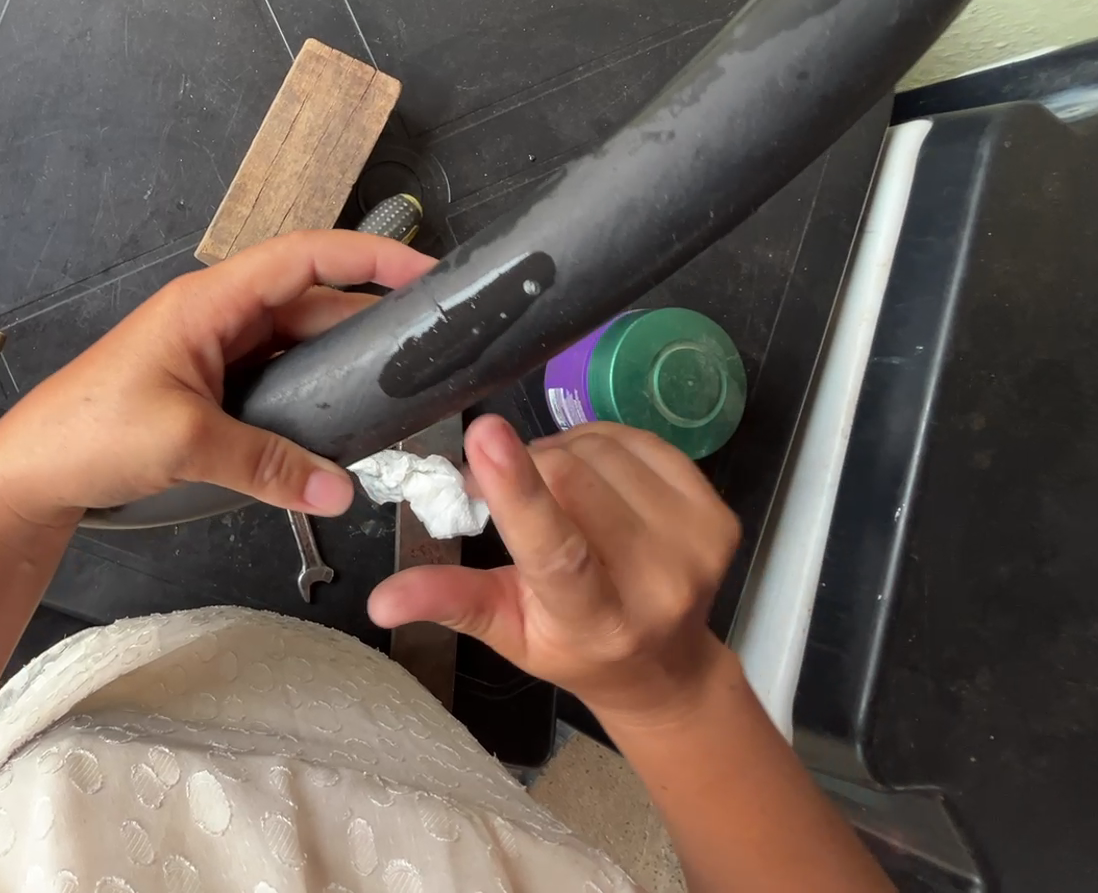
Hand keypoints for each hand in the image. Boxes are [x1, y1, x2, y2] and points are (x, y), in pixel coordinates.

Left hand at [0, 230, 436, 530]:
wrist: (35, 469)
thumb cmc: (91, 431)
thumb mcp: (185, 442)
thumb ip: (268, 464)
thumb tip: (339, 490)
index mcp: (209, 302)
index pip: (302, 257)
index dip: (368, 256)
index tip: (424, 272)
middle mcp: (217, 318)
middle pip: (308, 305)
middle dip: (367, 322)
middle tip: (425, 350)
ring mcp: (213, 354)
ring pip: (294, 348)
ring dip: (339, 367)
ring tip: (395, 390)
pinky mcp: (208, 389)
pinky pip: (273, 383)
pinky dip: (308, 399)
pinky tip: (337, 424)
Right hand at [368, 416, 740, 726]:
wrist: (663, 662)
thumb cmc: (569, 645)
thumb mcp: (503, 629)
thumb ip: (447, 602)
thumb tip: (380, 602)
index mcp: (592, 616)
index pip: (554, 548)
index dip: (517, 490)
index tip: (482, 435)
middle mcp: (657, 582)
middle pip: (571, 477)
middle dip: (521, 466)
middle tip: (497, 483)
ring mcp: (697, 543)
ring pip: (598, 450)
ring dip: (557, 454)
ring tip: (549, 486)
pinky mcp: (718, 511)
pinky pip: (635, 440)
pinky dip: (596, 444)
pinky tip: (588, 474)